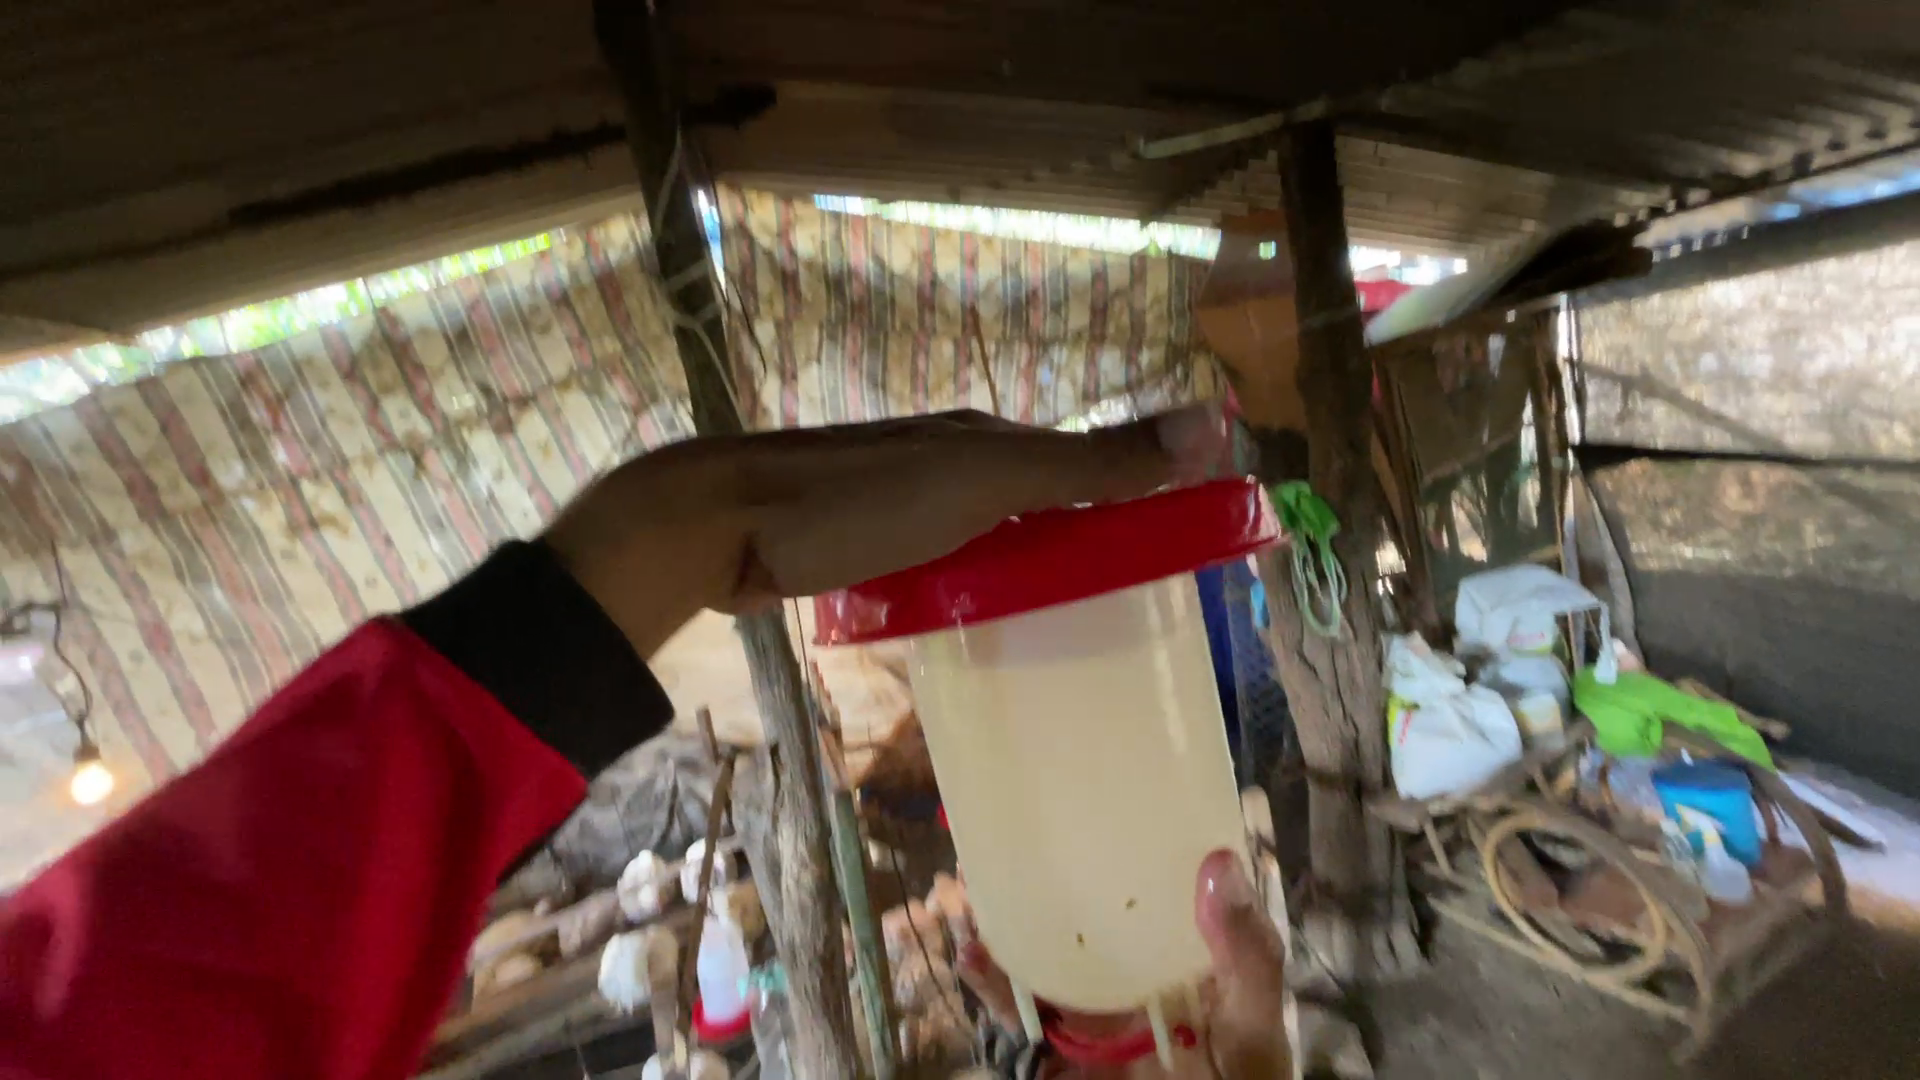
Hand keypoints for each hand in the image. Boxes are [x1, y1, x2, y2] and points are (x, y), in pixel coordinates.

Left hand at [545, 405, 1245, 656]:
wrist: (722, 524)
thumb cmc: (857, 503)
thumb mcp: (984, 480)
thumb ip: (1089, 460)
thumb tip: (1213, 420)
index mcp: (987, 440)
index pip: (1088, 465)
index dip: (1136, 501)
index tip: (1175, 561)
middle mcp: (952, 463)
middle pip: (1042, 503)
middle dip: (1086, 543)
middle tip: (1124, 612)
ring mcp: (909, 504)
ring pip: (994, 536)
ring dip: (1031, 568)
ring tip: (1064, 627)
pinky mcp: (874, 543)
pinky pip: (948, 563)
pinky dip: (976, 585)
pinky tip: (982, 619)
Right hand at [957, 850, 1289, 1078]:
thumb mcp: (1252, 1022)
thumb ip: (1246, 956)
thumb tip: (1220, 862)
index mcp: (1165, 945)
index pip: (1132, 879)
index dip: (1105, 836)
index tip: (1080, 793)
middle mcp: (1118, 962)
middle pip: (1067, 904)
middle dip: (1027, 869)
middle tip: (998, 831)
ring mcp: (1082, 1003)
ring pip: (1029, 945)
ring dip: (993, 913)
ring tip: (966, 879)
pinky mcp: (1053, 1044)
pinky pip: (1013, 1009)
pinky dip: (987, 981)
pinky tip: (972, 953)